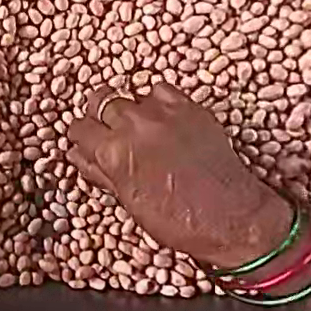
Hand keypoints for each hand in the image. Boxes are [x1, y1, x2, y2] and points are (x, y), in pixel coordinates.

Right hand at [66, 83, 293, 268]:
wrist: (230, 217)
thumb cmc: (178, 219)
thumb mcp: (128, 199)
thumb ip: (100, 171)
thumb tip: (80, 155)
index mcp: (112, 152)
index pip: (80, 128)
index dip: (81, 135)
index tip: (86, 140)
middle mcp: (133, 126)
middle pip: (100, 101)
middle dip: (100, 116)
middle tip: (108, 131)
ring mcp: (163, 114)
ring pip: (129, 95)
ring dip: (128, 109)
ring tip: (137, 128)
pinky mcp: (189, 109)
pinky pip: (161, 91)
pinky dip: (156, 102)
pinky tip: (161, 120)